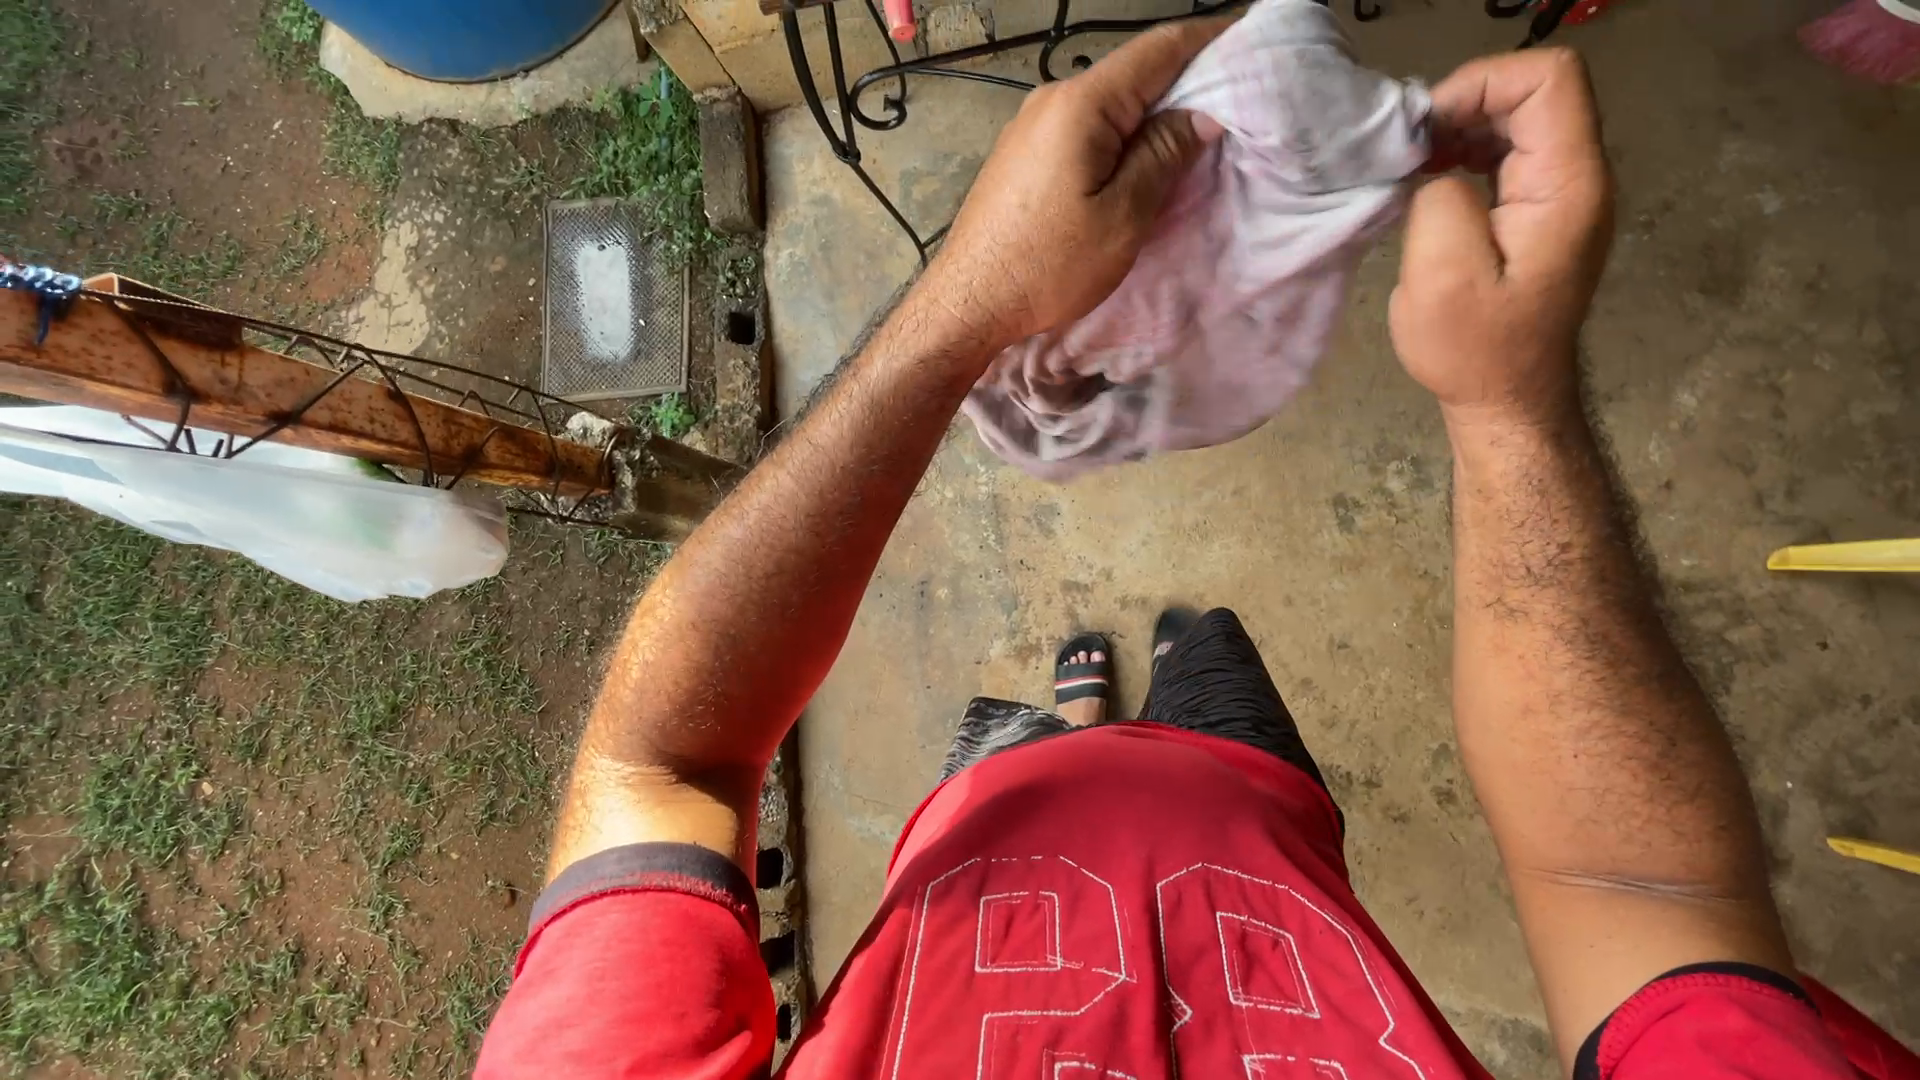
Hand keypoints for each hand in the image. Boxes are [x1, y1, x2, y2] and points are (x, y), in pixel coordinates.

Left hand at [915, 19, 1228, 351]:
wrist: (967, 304)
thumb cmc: (1046, 268)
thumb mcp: (1122, 218)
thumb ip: (1164, 156)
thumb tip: (1201, 113)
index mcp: (1081, 104)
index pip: (1160, 47)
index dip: (1212, 41)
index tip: (1254, 50)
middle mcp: (1051, 100)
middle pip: (1132, 75)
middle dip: (1184, 85)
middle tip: (1231, 110)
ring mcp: (1029, 128)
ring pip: (1106, 107)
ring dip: (1148, 118)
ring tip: (1189, 144)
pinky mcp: (1019, 158)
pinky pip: (1081, 133)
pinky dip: (1116, 140)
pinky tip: (1134, 167)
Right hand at [1388, 48, 1613, 425]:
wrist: (1506, 398)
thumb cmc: (1472, 349)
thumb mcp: (1441, 279)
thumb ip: (1439, 202)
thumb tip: (1436, 172)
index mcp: (1565, 186)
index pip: (1546, 80)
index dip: (1478, 85)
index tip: (1420, 131)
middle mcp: (1577, 179)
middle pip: (1534, 94)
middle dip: (1463, 106)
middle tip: (1405, 151)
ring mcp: (1561, 197)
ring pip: (1520, 123)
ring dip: (1460, 131)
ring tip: (1411, 167)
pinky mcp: (1539, 216)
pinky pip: (1509, 158)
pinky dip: (1466, 156)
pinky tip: (1429, 184)